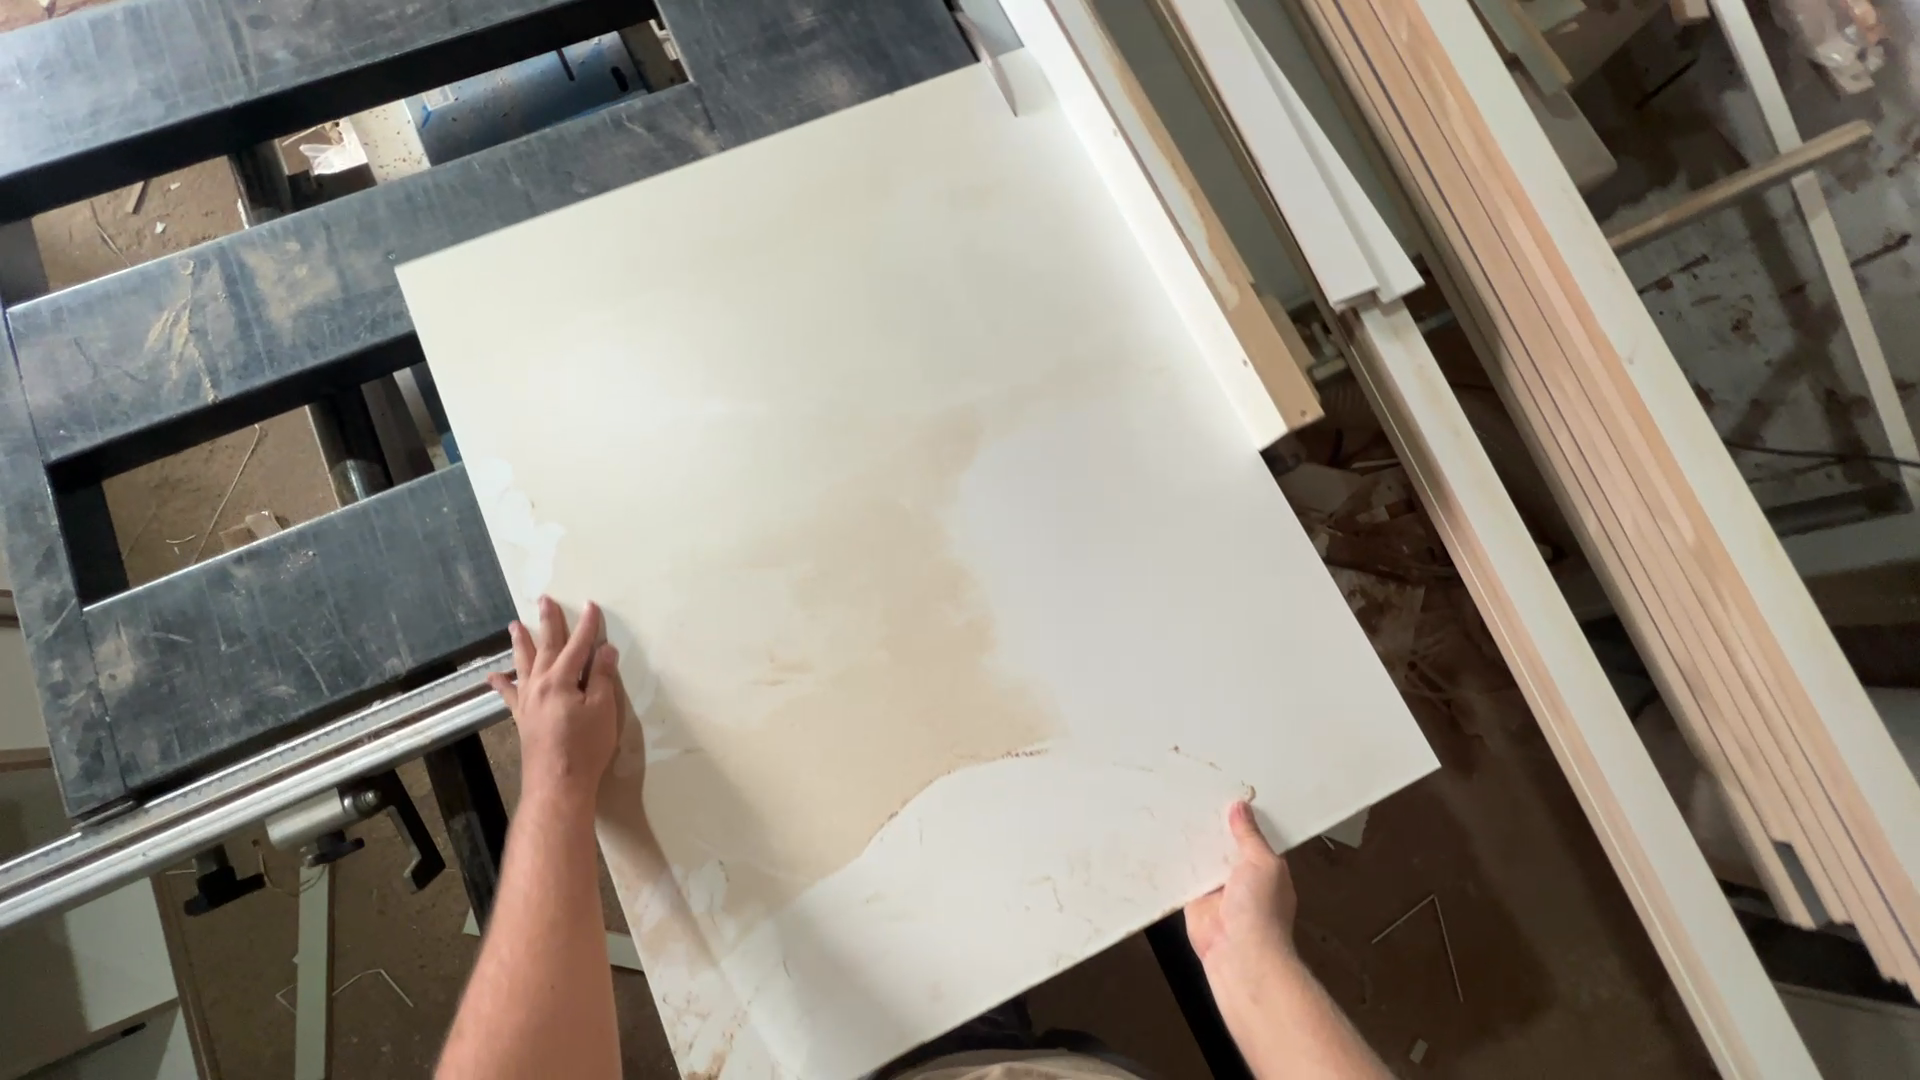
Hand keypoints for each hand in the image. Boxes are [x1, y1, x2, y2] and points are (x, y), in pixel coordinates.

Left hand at [488, 596, 623, 812]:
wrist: (557, 785)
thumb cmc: (585, 747)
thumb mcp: (603, 709)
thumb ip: (601, 678)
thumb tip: (604, 650)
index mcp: (561, 680)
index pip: (578, 645)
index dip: (587, 625)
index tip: (591, 605)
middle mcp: (539, 685)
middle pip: (546, 647)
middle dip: (548, 623)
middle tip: (545, 600)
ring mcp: (527, 702)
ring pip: (523, 664)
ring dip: (521, 643)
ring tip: (515, 625)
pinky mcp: (522, 718)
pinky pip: (510, 694)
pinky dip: (502, 683)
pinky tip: (494, 676)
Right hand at [1185, 801, 1296, 974]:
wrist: (1239, 954)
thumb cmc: (1260, 907)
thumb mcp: (1263, 864)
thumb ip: (1249, 836)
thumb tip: (1240, 806)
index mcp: (1264, 867)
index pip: (1252, 836)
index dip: (1240, 816)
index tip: (1224, 789)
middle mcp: (1240, 876)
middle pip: (1224, 844)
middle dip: (1212, 825)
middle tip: (1191, 791)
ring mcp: (1216, 888)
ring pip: (1202, 857)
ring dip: (1191, 840)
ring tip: (1172, 805)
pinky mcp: (1193, 899)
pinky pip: (1184, 875)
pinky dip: (1174, 860)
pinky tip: (1160, 834)